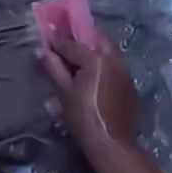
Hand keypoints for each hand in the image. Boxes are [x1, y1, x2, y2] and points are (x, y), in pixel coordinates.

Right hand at [40, 32, 140, 155]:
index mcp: (97, 59)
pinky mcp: (129, 82)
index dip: (57, 38)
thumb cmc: (83, 118)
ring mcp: (125, 70)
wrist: (111, 143)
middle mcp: (114, 58)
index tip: (47, 29)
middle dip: (80, 36)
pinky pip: (113, 63)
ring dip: (92, 48)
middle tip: (65, 39)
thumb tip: (42, 49)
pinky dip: (101, 62)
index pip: (72, 43)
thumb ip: (54, 67)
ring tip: (76, 56)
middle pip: (96, 38)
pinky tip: (91, 73)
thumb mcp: (64, 92)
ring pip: (107, 49)